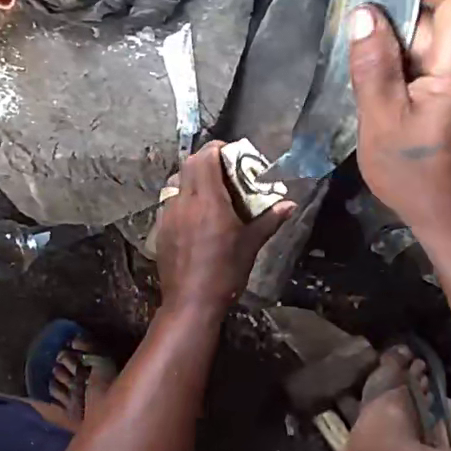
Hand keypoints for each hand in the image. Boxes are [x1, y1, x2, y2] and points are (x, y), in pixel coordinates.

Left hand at [155, 142, 295, 314]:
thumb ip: (269, 219)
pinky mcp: (161, 230)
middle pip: (188, 164)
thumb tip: (290, 204)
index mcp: (208, 200)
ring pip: (175, 182)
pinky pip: (169, 202)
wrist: (191, 302)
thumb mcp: (251, 244)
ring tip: (209, 191)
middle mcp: (184, 201)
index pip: (205, 157)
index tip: (232, 154)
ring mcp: (168, 215)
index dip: (217, 149)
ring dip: (191, 178)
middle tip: (224, 171)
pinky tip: (195, 215)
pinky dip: (182, 198)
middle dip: (205, 160)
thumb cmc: (225, 272)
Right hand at [348, 0, 450, 237]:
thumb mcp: (382, 122)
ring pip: (449, 38)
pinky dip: (423, 68)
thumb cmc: (419, 178)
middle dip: (407, 24)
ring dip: (411, 50)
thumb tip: (365, 13)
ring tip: (381, 86)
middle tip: (369, 55)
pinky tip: (400, 100)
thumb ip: (373, 64)